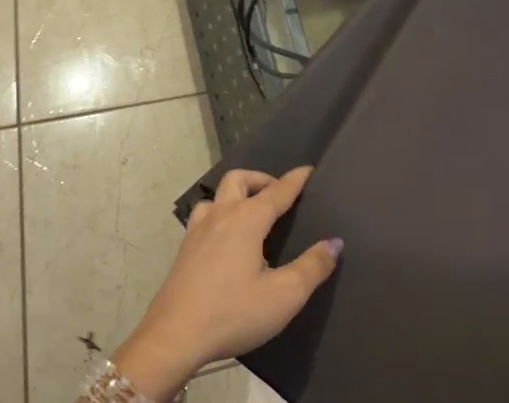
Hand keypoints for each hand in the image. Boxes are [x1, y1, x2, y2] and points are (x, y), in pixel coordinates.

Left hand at [114, 167, 341, 401]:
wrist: (173, 338)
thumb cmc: (232, 313)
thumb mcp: (283, 296)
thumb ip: (312, 267)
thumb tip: (335, 242)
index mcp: (247, 220)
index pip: (277, 191)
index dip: (295, 180)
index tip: (308, 170)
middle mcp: (221, 216)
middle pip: (239, 180)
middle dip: (260, 179)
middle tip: (277, 193)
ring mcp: (197, 232)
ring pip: (216, 196)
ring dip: (235, 195)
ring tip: (249, 212)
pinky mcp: (183, 251)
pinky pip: (202, 217)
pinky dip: (218, 215)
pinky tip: (223, 238)